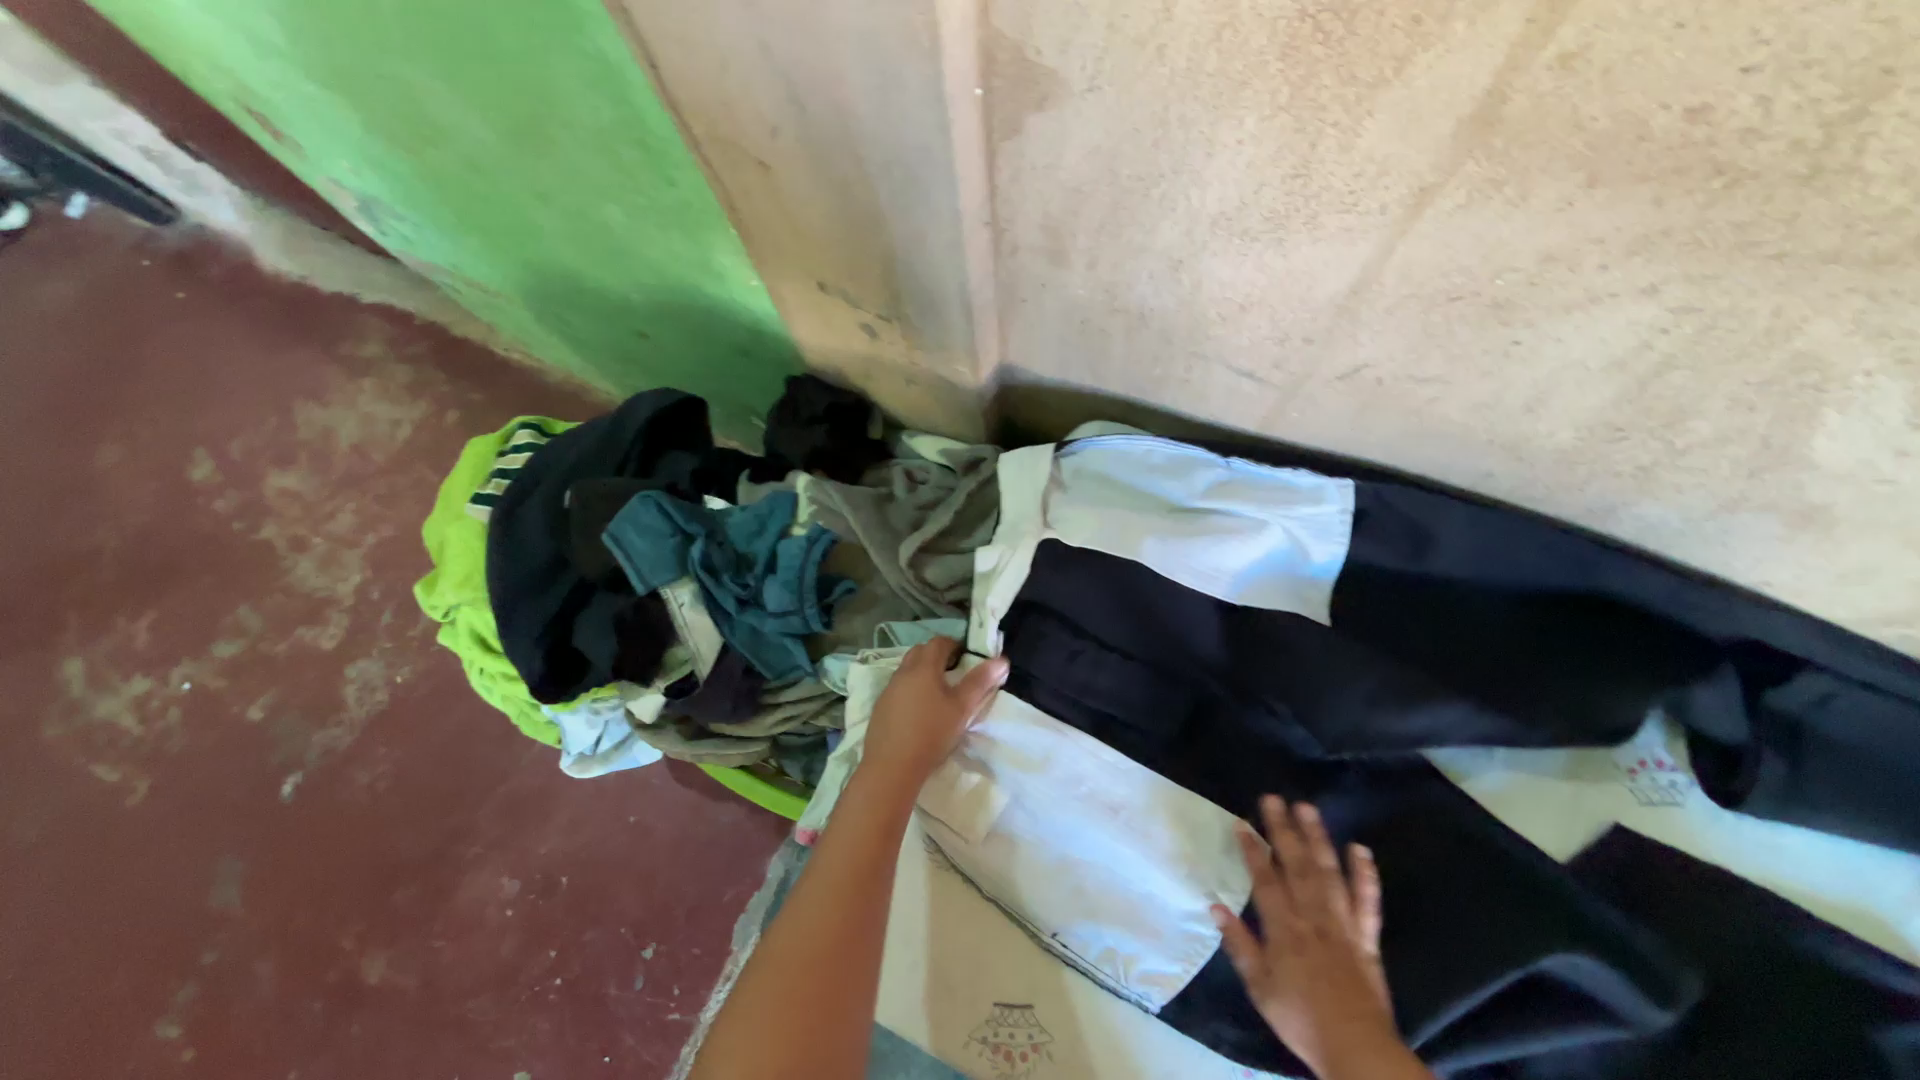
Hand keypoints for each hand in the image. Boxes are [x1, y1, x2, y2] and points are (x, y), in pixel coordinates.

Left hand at [861, 638, 1007, 789]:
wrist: (891, 766)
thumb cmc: (931, 733)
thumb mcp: (961, 708)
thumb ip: (980, 682)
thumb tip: (1001, 660)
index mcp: (923, 667)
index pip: (939, 642)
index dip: (955, 644)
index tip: (968, 657)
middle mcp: (903, 673)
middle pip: (920, 652)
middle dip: (938, 655)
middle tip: (955, 672)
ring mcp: (888, 690)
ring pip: (907, 670)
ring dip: (923, 672)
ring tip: (939, 693)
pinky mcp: (881, 707)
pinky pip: (898, 688)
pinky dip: (911, 689)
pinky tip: (919, 711)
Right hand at [1212, 797, 1428, 1079]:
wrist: (1355, 1047)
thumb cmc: (1299, 1018)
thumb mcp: (1258, 986)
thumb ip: (1239, 944)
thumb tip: (1215, 906)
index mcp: (1284, 929)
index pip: (1265, 879)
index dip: (1253, 850)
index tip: (1243, 823)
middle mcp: (1313, 917)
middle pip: (1297, 866)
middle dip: (1283, 830)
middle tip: (1274, 798)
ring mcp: (1344, 924)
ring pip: (1329, 873)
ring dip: (1318, 838)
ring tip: (1308, 808)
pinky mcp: (1367, 938)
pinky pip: (1368, 900)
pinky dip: (1365, 873)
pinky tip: (1359, 848)